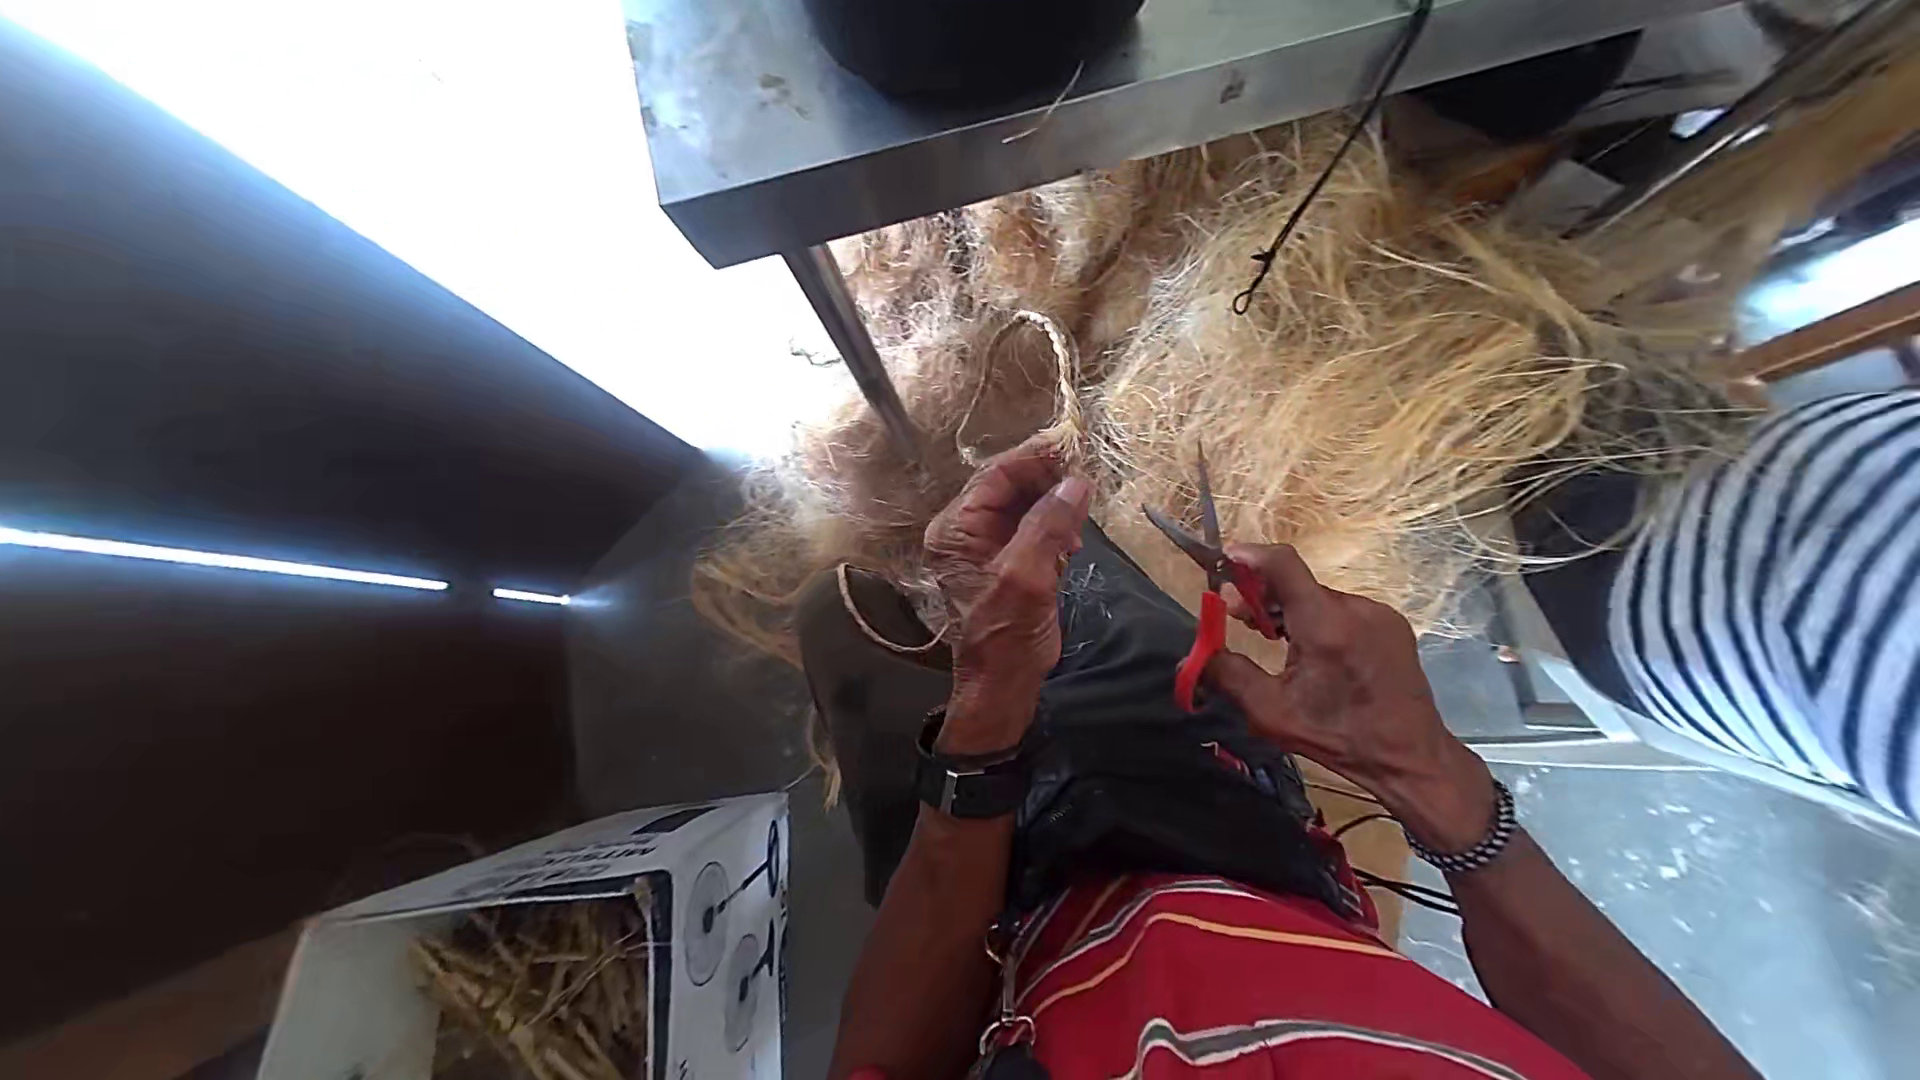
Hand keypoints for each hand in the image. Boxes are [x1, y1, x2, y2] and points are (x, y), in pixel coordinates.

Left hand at [923, 435, 1091, 752]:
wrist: (1003, 684)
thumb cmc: (1006, 633)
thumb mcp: (1025, 576)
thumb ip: (1047, 525)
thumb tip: (1075, 482)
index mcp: (956, 529)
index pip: (994, 476)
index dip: (1032, 458)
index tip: (1071, 446)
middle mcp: (966, 532)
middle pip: (1008, 487)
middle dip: (1046, 481)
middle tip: (1084, 477)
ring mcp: (987, 548)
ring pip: (1023, 507)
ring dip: (1054, 505)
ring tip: (1081, 513)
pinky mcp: (1008, 563)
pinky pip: (1032, 530)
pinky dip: (1055, 527)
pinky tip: (1073, 539)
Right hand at [1209, 543, 1495, 852]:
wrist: (1411, 760)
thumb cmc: (1337, 737)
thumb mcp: (1269, 711)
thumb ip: (1226, 674)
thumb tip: (1190, 659)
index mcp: (1325, 625)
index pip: (1283, 564)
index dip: (1249, 555)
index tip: (1223, 559)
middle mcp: (1355, 609)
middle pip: (1295, 582)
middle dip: (1259, 592)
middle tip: (1235, 615)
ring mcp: (1378, 614)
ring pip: (1315, 596)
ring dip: (1285, 606)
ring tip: (1269, 635)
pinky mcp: (1390, 625)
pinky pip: (1339, 608)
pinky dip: (1312, 616)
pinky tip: (1305, 646)